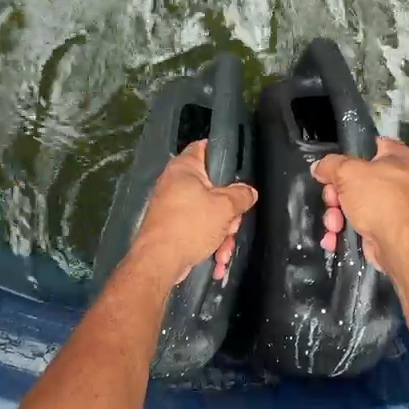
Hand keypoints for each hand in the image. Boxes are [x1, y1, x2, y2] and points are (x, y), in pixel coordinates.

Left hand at [129, 140, 258, 284]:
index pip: (204, 147)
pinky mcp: (171, 228)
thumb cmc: (191, 224)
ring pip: (207, 214)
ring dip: (221, 235)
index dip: (222, 152)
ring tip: (223, 252)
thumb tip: (248, 192)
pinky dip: (208, 244)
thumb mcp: (225, 207)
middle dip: (228, 212)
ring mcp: (172, 207)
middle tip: (233, 224)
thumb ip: (241, 195)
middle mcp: (175, 184)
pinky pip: (197, 230)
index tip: (238, 166)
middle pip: (213, 189)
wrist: (159, 261)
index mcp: (184, 168)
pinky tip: (217, 261)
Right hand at [311, 138, 408, 272]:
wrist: (396, 243)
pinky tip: (333, 238)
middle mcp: (396, 180)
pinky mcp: (381, 229)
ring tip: (334, 224)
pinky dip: (342, 231)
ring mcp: (389, 206)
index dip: (349, 155)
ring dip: (335, 216)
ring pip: (350, 205)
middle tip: (333, 200)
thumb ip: (330, 165)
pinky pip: (354, 224)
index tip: (333, 166)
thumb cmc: (378, 198)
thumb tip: (319, 167)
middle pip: (354, 180)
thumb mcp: (348, 171)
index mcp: (398, 158)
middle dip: (335, 194)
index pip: (370, 146)